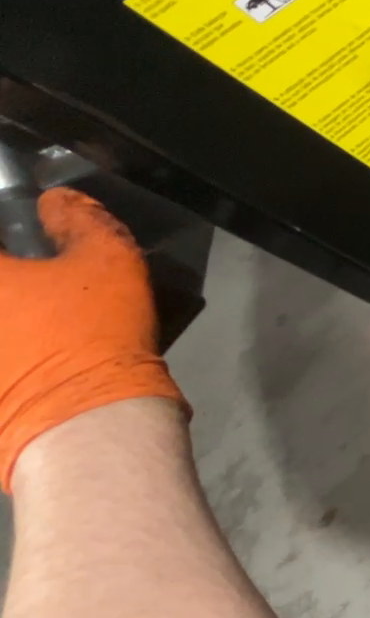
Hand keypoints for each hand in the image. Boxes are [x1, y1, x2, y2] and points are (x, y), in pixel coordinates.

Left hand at [0, 189, 183, 491]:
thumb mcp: (110, 264)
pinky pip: (2, 355)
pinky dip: (13, 350)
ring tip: (39, 326)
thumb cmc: (91, 331)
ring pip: (4, 318)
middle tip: (38, 284)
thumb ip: (81, 222)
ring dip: (18, 314)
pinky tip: (24, 355)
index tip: (27, 239)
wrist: (81, 417)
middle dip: (13, 279)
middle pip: (0, 282)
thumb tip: (58, 201)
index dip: (14, 235)